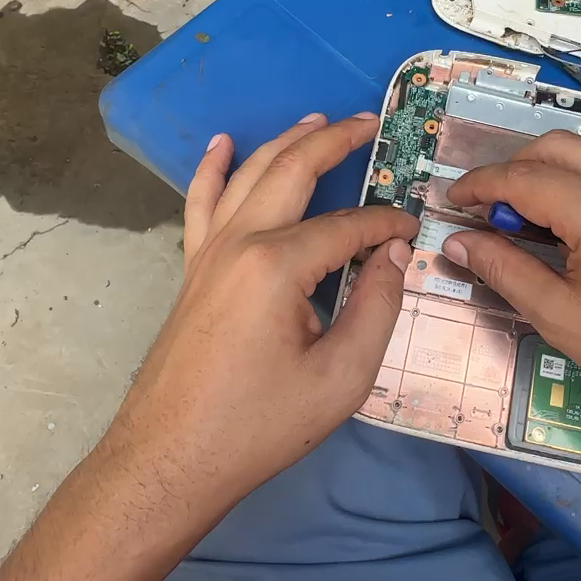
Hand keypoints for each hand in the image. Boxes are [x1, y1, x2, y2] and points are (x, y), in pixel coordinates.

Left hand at [105, 113, 416, 507]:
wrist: (168, 462)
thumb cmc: (258, 425)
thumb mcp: (340, 377)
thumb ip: (376, 307)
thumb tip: (393, 254)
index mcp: (278, 264)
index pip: (348, 226)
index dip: (386, 225)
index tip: (413, 232)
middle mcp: (240, 241)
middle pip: (293, 170)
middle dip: (335, 140)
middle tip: (370, 121)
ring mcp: (209, 250)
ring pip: (250, 174)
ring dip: (286, 141)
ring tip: (317, 118)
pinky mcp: (193, 267)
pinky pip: (201, 202)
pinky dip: (212, 168)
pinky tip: (221, 144)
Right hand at [441, 133, 580, 454]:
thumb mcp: (564, 318)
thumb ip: (504, 270)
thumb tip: (459, 243)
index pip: (522, 177)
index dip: (479, 185)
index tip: (454, 199)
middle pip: (557, 146)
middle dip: (514, 167)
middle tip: (491, 209)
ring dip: (554, 175)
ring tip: (534, 223)